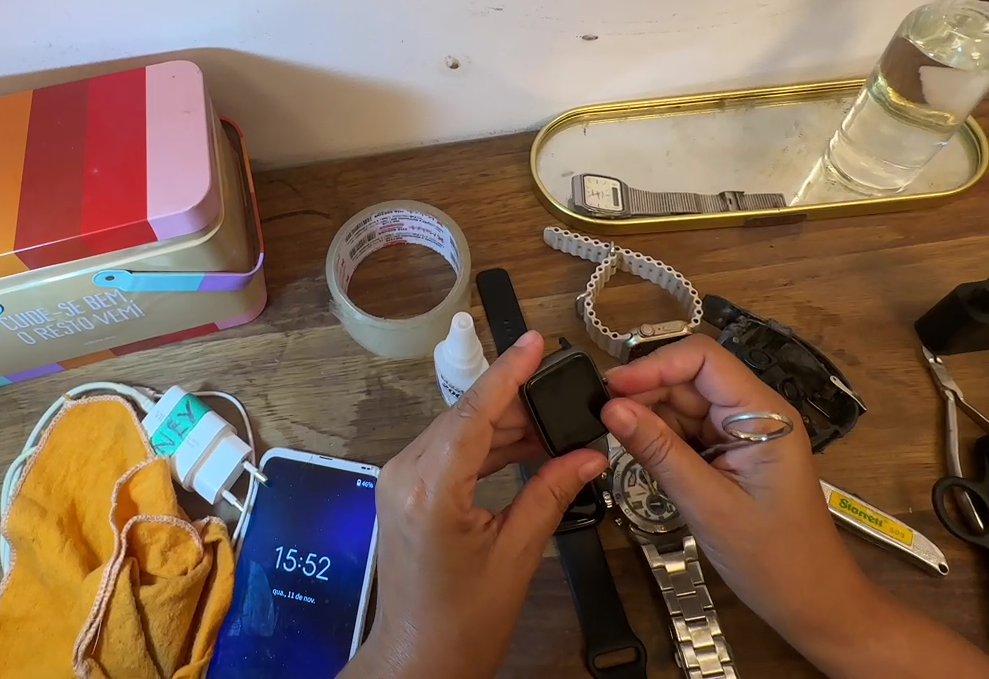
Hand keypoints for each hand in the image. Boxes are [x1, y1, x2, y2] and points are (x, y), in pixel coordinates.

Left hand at [342, 331, 607, 678]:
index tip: (533, 340)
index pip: (473, 411)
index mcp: (430, 486)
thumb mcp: (515, 555)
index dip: (508, 372)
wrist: (415, 660)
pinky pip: (447, 451)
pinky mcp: (404, 486)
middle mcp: (405, 470)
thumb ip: (550, 493)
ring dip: (501, 424)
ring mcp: (399, 477)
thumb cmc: (464, 622)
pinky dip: (483, 445)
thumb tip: (589, 455)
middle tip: (560, 387)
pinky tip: (521, 442)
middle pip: (465, 416)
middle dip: (513, 400)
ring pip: (457, 431)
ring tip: (550, 418)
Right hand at [601, 334, 859, 638]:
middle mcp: (751, 410)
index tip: (613, 388)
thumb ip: (659, 452)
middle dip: (644, 392)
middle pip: (686, 376)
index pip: (703, 358)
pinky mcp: (727, 448)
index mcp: (762, 414)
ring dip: (646, 414)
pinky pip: (682, 425)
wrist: (814, 608)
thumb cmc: (774, 560)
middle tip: (602, 415)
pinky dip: (657, 434)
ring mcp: (739, 429)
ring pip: (679, 400)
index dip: (654, 364)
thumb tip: (609, 408)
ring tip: (614, 435)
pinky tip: (638, 450)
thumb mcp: (708, 505)